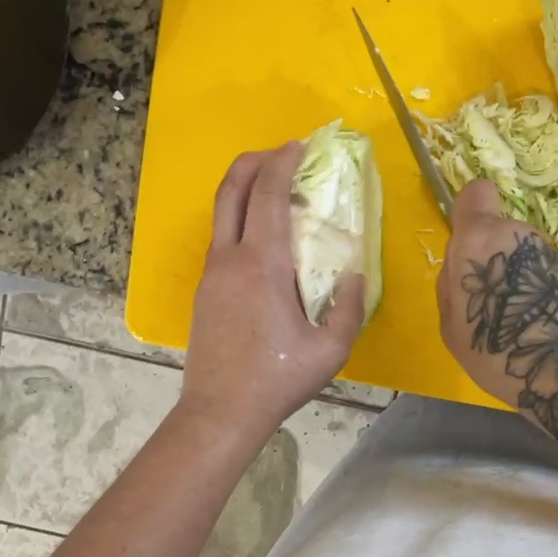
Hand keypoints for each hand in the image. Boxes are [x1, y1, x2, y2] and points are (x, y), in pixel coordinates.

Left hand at [180, 142, 366, 434]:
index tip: (300, 146)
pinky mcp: (205, 291)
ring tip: (273, 190)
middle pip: (232, 189)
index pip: (268, 194)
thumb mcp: (330, 350)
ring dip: (244, 190)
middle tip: (280, 154)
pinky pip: (222, 239)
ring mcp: (212, 274)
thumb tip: (352, 276)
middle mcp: (230, 258)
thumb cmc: (278, 380)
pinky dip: (241, 219)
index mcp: (262, 264)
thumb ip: (348, 308)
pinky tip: (262, 239)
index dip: (283, 163)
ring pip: (222, 213)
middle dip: (254, 161)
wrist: (220, 410)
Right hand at [436, 180, 557, 404]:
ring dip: (514, 278)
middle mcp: (515, 234)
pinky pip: (538, 274)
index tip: (469, 245)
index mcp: (477, 241)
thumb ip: (449, 288)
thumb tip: (457, 270)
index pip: (475, 194)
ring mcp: (546, 252)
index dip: (470, 212)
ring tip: (513, 320)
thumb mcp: (452, 329)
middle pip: (496, 233)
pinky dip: (534, 291)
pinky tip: (534, 324)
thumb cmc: (497, 351)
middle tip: (489, 303)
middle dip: (491, 259)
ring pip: (519, 254)